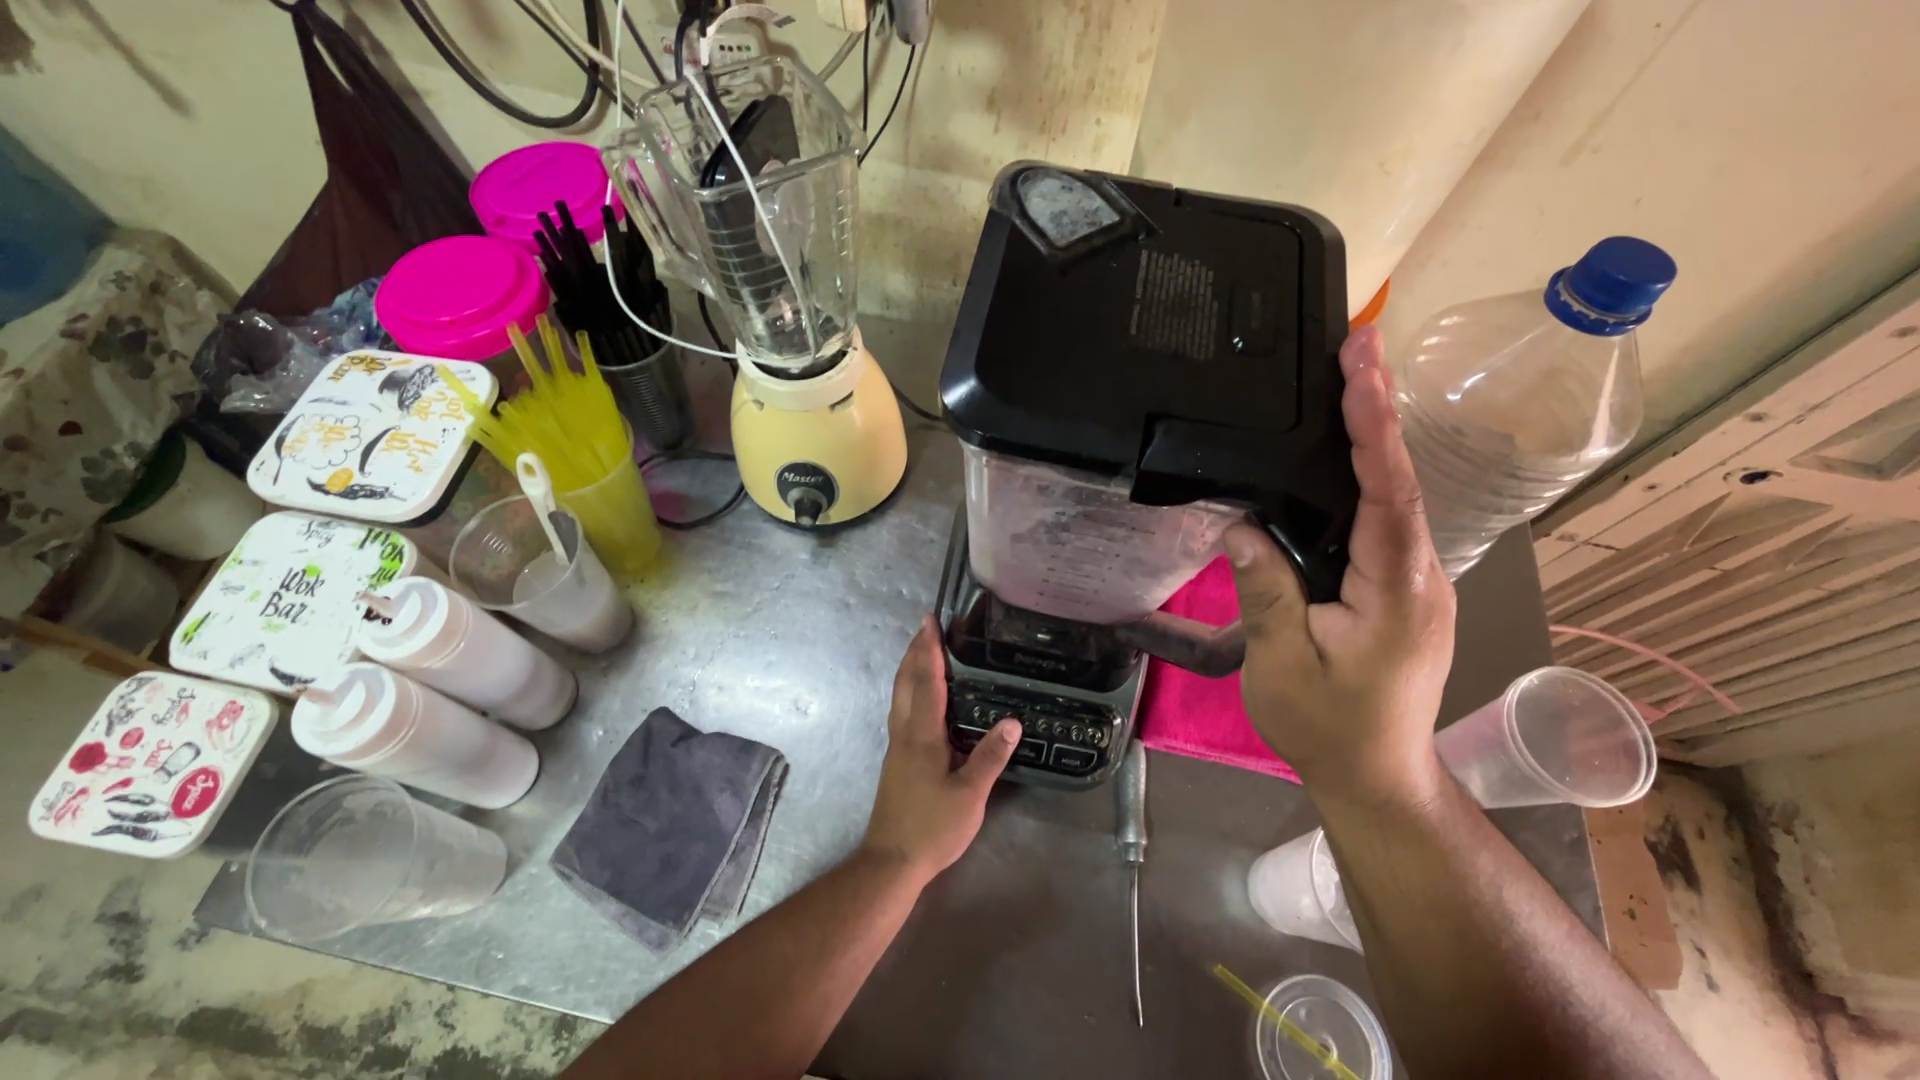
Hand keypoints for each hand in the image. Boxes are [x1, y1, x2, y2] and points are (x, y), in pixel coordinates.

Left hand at [860, 616, 1019, 882]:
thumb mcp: (970, 795)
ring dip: (910, 669)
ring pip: (900, 696)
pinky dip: (910, 690)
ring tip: (922, 651)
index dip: (930, 650)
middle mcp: (904, 733)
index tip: (931, 621)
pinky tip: (921, 699)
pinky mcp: (897, 761)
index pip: (926, 682)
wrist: (891, 860)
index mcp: (922, 735)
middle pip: (906, 682)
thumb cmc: (932, 827)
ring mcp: (897, 747)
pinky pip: (902, 711)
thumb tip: (1012, 720)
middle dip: (916, 651)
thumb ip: (990, 756)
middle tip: (927, 626)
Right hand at [1224, 325, 1455, 807]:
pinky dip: (1369, 476)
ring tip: (1352, 378)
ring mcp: (1418, 582)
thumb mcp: (1283, 663)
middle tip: (1358, 345)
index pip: (1387, 494)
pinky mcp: (1404, 591)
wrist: (1376, 777)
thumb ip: (1266, 590)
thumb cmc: (1328, 727)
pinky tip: (1347, 453)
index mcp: (1398, 590)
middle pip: (1400, 480)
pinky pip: (1386, 522)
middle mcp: (1422, 575)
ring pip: (1396, 497)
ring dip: (1375, 436)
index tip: (1359, 371)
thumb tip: (1242, 524)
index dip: (1373, 428)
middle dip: (1379, 409)